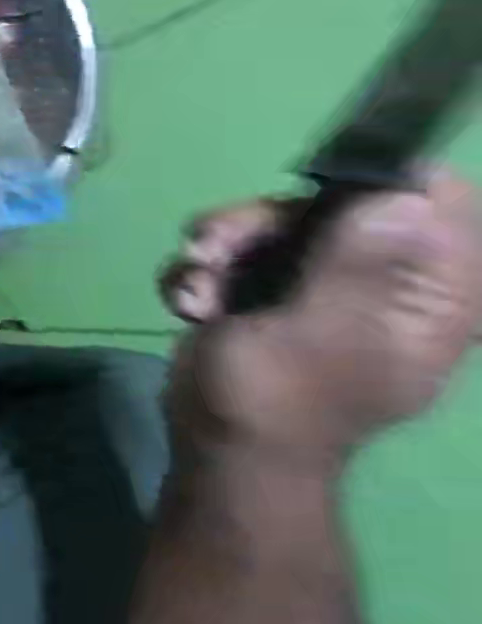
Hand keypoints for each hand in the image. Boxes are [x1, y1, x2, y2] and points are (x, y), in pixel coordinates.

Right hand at [158, 169, 481, 466]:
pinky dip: (196, 273)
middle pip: (325, 208)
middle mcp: (380, 281)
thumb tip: (404, 192)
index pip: (436, 205)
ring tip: (192, 290)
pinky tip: (187, 304)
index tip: (303, 191)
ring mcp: (316, 286)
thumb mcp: (318, 333)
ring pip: (264, 228)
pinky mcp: (261, 292)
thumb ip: (359, 266)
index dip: (373, 183)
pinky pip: (227, 255)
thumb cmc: (279, 396)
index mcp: (429, 294)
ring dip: (212, 250)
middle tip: (207, 249)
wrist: (220, 440)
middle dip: (252, 223)